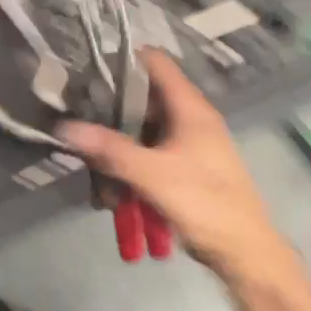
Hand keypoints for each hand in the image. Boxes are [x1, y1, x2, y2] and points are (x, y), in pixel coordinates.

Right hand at [58, 50, 293, 279]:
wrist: (244, 250)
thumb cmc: (205, 204)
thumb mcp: (154, 176)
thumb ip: (111, 150)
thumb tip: (65, 127)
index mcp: (190, 109)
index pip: (156, 63)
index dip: (123, 60)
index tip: (87, 71)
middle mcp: (191, 120)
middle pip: (143, 101)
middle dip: (110, 115)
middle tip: (78, 127)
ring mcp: (189, 146)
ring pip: (143, 135)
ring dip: (117, 153)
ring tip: (94, 176)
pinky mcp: (186, 170)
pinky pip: (150, 159)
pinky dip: (130, 172)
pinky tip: (113, 196)